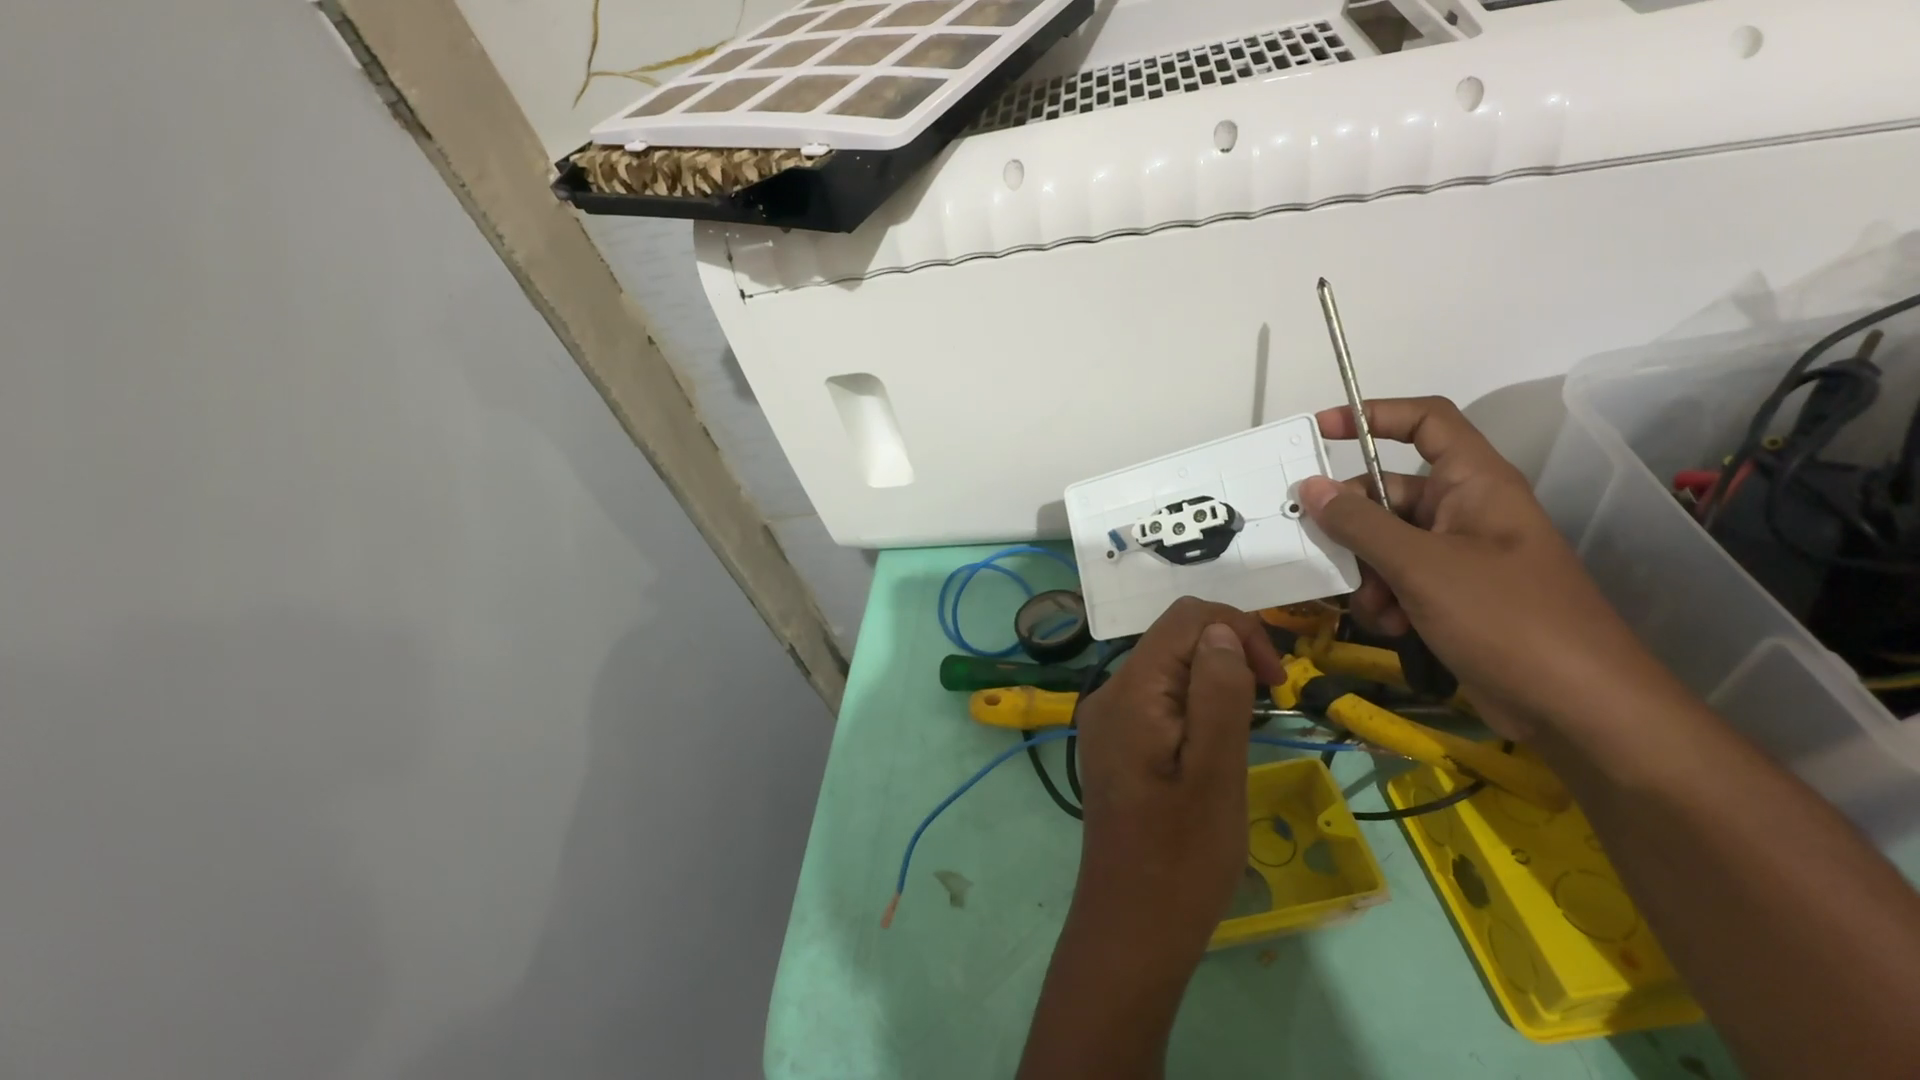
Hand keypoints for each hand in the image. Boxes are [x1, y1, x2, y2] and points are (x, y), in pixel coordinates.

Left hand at [1068, 598, 1286, 960]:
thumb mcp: (1215, 771)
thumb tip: (1222, 632)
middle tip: (1270, 704)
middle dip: (1228, 656)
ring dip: (1215, 683)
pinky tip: (1216, 746)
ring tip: (1245, 730)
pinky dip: (1195, 707)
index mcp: (1129, 693)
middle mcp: (1108, 696)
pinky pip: (1159, 703)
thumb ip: (1217, 692)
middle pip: (1174, 641)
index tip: (1276, 682)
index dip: (1238, 631)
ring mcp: (1108, 723)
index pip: (1184, 619)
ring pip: (1169, 671)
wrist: (1132, 927)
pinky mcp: (1116, 747)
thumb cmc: (1182, 856)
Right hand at [1298, 397, 1675, 741]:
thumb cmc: (1506, 619)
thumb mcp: (1421, 566)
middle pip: (1389, 494)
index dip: (1374, 415)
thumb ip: (1360, 524)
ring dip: (1367, 574)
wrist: (1577, 707)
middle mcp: (1466, 512)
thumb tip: (1309, 487)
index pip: (1425, 422)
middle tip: (1321, 550)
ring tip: (1375, 607)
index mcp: (1475, 483)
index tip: (1320, 431)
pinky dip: (1386, 602)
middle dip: (1353, 526)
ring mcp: (1460, 558)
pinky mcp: (1453, 600)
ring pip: (1386, 545)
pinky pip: (1400, 583)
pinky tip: (1393, 629)